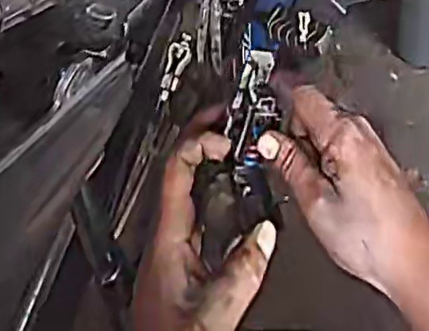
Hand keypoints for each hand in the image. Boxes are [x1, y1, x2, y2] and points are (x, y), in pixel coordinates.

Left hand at [131, 121, 276, 330]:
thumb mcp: (215, 313)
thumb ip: (243, 271)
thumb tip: (265, 232)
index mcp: (166, 236)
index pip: (177, 165)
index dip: (200, 139)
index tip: (227, 134)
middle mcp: (163, 234)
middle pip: (178, 167)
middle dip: (203, 136)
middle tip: (227, 118)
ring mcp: (168, 245)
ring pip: (186, 187)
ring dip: (208, 161)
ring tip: (232, 144)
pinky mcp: (177, 260)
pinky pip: (195, 210)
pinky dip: (213, 191)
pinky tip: (232, 196)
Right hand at [255, 84, 428, 302]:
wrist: (413, 259)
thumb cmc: (372, 238)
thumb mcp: (315, 203)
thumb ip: (289, 164)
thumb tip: (268, 141)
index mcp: (342, 132)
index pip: (302, 94)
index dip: (279, 103)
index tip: (264, 118)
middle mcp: (359, 129)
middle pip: (313, 110)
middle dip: (294, 133)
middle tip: (285, 164)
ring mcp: (370, 141)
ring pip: (327, 127)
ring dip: (311, 147)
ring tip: (313, 185)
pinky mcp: (375, 155)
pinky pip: (342, 141)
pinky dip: (328, 156)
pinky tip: (332, 188)